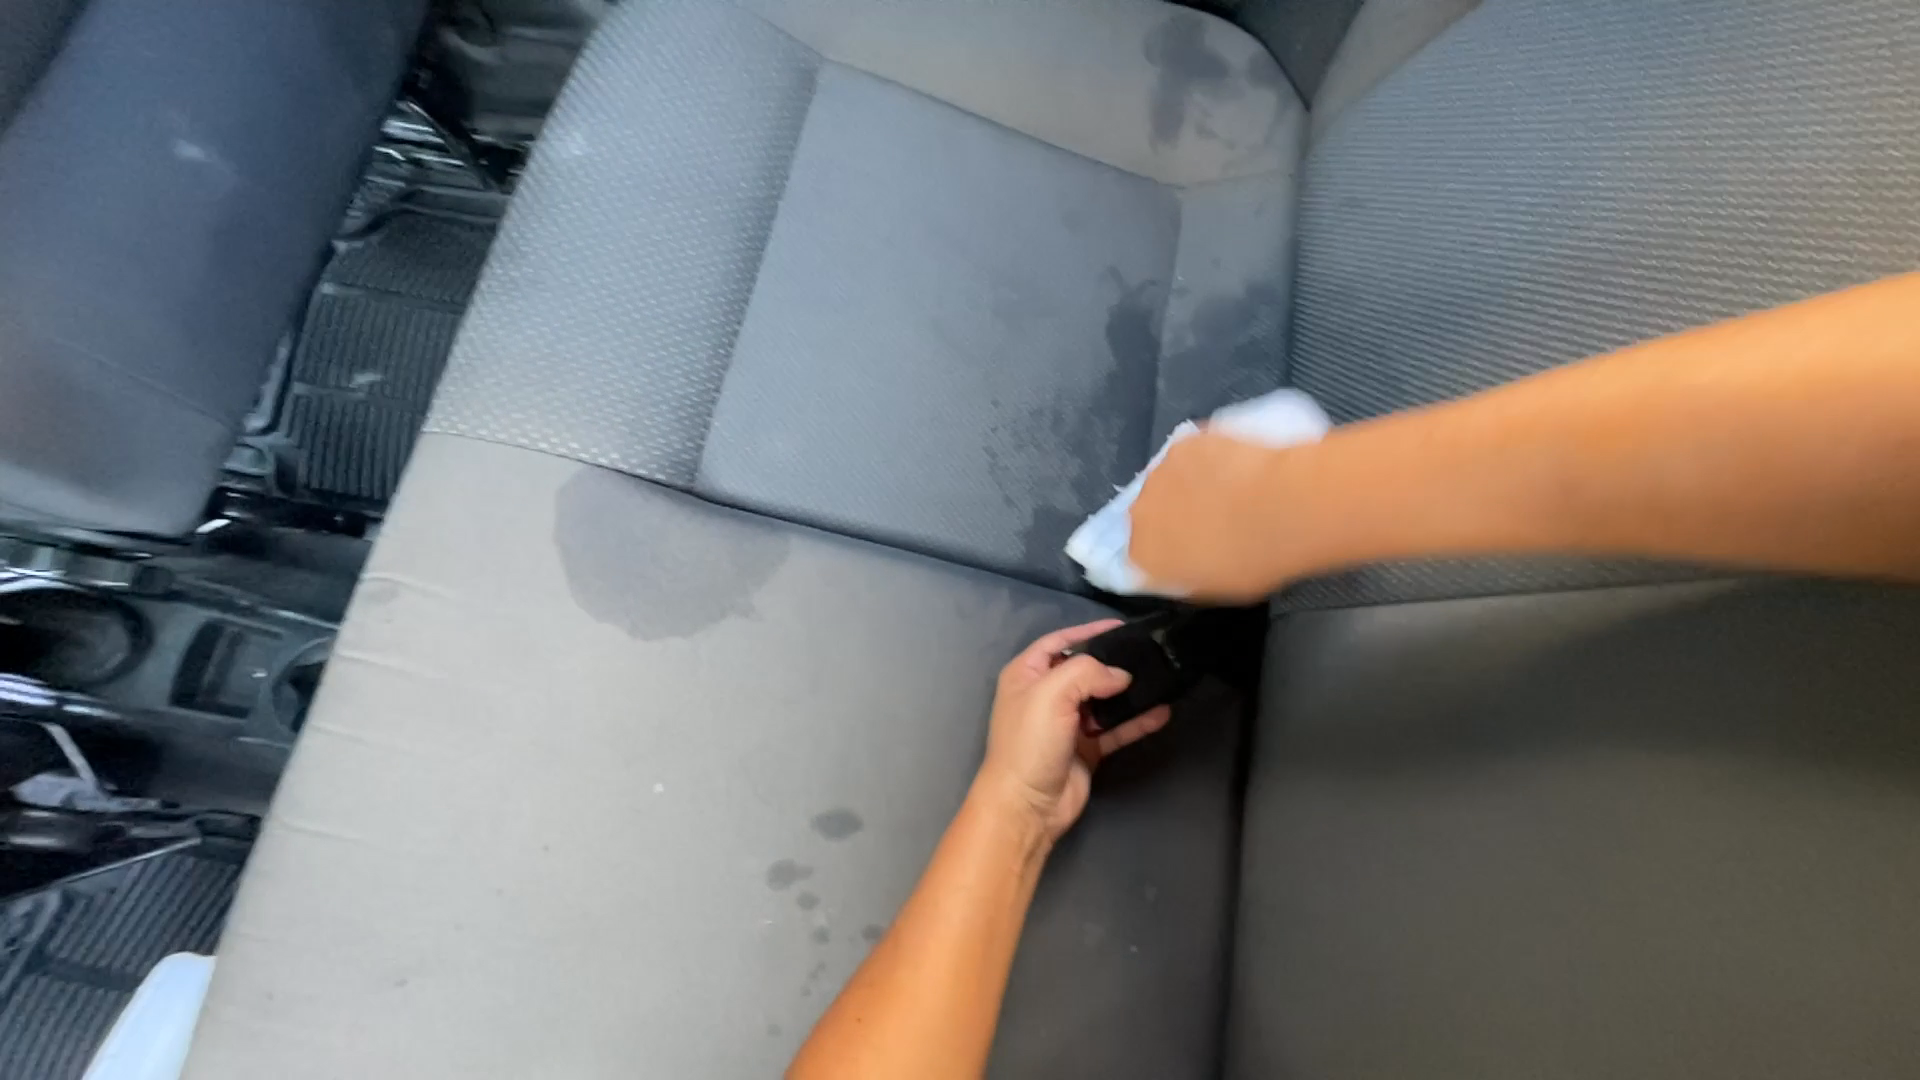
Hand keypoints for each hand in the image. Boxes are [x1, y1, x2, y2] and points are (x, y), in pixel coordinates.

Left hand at [977, 620, 1173, 842]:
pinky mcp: (1086, 747)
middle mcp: (1046, 694)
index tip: (1121, 626)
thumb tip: (1120, 675)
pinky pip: (1115, 728)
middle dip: (1113, 661)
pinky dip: (1136, 721)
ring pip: (1104, 699)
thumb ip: (1088, 672)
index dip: (1087, 631)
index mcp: (1027, 674)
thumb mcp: (1052, 693)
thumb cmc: (1030, 740)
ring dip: (1129, 692)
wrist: (1027, 805)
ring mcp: (1067, 723)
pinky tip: (1161, 712)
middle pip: (1084, 669)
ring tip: (1160, 678)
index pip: (1059, 641)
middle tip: (1147, 652)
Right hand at [1129, 432, 1301, 601]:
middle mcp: (1140, 516)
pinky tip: (1233, 467)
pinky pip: (1189, 453)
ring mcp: (1158, 476)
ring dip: (1189, 485)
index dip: (1166, 552)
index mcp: (1144, 556)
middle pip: (1149, 515)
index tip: (1188, 552)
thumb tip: (1187, 569)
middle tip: (1212, 521)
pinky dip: (1206, 458)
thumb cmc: (1255, 557)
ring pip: (1168, 480)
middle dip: (1174, 516)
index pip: (1142, 556)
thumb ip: (1188, 575)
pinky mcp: (1182, 445)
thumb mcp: (1218, 587)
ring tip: (1227, 491)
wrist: (1282, 508)